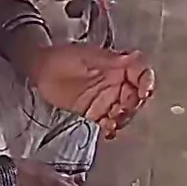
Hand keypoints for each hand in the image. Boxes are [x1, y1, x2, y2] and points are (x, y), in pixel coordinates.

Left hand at [26, 44, 155, 137]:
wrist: (40, 71)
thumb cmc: (60, 58)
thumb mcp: (86, 56)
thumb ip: (109, 60)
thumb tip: (133, 59)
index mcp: (116, 66)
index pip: (141, 73)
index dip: (146, 82)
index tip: (143, 92)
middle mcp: (115, 83)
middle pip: (136, 97)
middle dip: (133, 106)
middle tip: (121, 110)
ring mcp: (106, 99)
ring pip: (126, 113)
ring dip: (123, 119)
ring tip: (111, 120)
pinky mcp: (96, 113)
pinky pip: (110, 124)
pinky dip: (112, 129)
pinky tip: (107, 130)